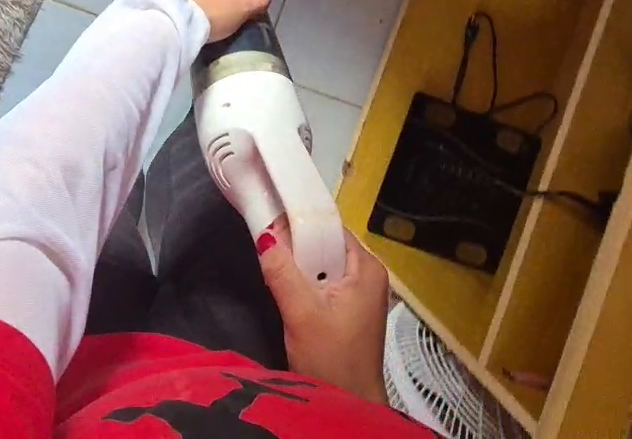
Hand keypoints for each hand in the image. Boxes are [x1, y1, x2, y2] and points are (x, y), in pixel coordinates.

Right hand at [257, 222, 390, 403]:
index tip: (271, 225)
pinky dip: (306, 281)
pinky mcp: (351, 309)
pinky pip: (325, 280)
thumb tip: (263, 233)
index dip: (301, 224)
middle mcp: (369, 273)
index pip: (331, 227)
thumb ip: (281, 271)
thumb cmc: (330, 360)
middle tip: (269, 249)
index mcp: (367, 266)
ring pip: (323, 263)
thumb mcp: (301, 312)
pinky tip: (289, 289)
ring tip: (275, 267)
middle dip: (298, 246)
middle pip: (326, 244)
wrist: (348, 407)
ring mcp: (361, 292)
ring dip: (299, 265)